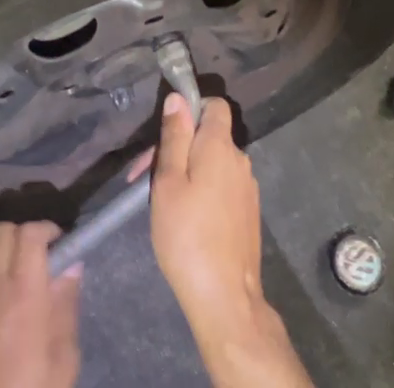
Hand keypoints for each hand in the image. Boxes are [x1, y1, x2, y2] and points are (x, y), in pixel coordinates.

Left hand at [0, 221, 81, 387]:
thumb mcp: (63, 361)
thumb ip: (66, 309)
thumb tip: (72, 268)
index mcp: (26, 293)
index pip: (30, 234)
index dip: (46, 228)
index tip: (58, 240)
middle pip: (3, 232)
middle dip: (22, 235)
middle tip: (35, 256)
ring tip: (7, 273)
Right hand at [145, 95, 263, 324]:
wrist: (223, 295)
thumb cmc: (186, 234)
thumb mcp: (168, 182)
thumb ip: (174, 137)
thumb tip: (179, 98)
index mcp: (221, 147)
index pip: (215, 105)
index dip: (191, 109)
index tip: (165, 133)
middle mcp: (241, 160)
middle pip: (210, 137)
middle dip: (178, 147)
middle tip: (144, 178)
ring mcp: (248, 188)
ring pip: (214, 163)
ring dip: (188, 170)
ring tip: (161, 201)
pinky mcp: (248, 212)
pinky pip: (223, 185)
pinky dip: (203, 190)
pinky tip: (185, 218)